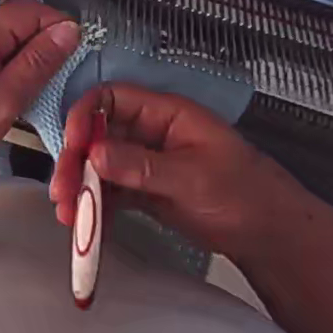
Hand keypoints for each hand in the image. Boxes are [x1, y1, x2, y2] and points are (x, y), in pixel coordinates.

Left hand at [0, 0, 79, 192]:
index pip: (29, 11)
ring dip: (26, 57)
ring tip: (28, 89)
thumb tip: (65, 34)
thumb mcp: (5, 101)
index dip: (57, 28)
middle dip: (42, 44)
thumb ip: (38, 62)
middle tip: (54, 74)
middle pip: (18, 21)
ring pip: (7, 36)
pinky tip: (10, 90)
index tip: (73, 48)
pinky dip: (9, 65)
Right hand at [48, 84, 332, 262]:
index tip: (73, 146)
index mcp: (167, 114)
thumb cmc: (246, 193)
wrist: (268, 233)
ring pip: (99, 167)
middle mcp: (151, 133)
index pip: (113, 99)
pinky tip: (87, 225)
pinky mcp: (144, 189)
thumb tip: (95, 154)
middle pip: (98, 135)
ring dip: (80, 189)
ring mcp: (145, 162)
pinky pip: (110, 192)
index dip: (86, 117)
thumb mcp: (193, 178)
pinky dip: (95, 207)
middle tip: (63, 191)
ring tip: (70, 216)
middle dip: (76, 162)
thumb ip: (142, 165)